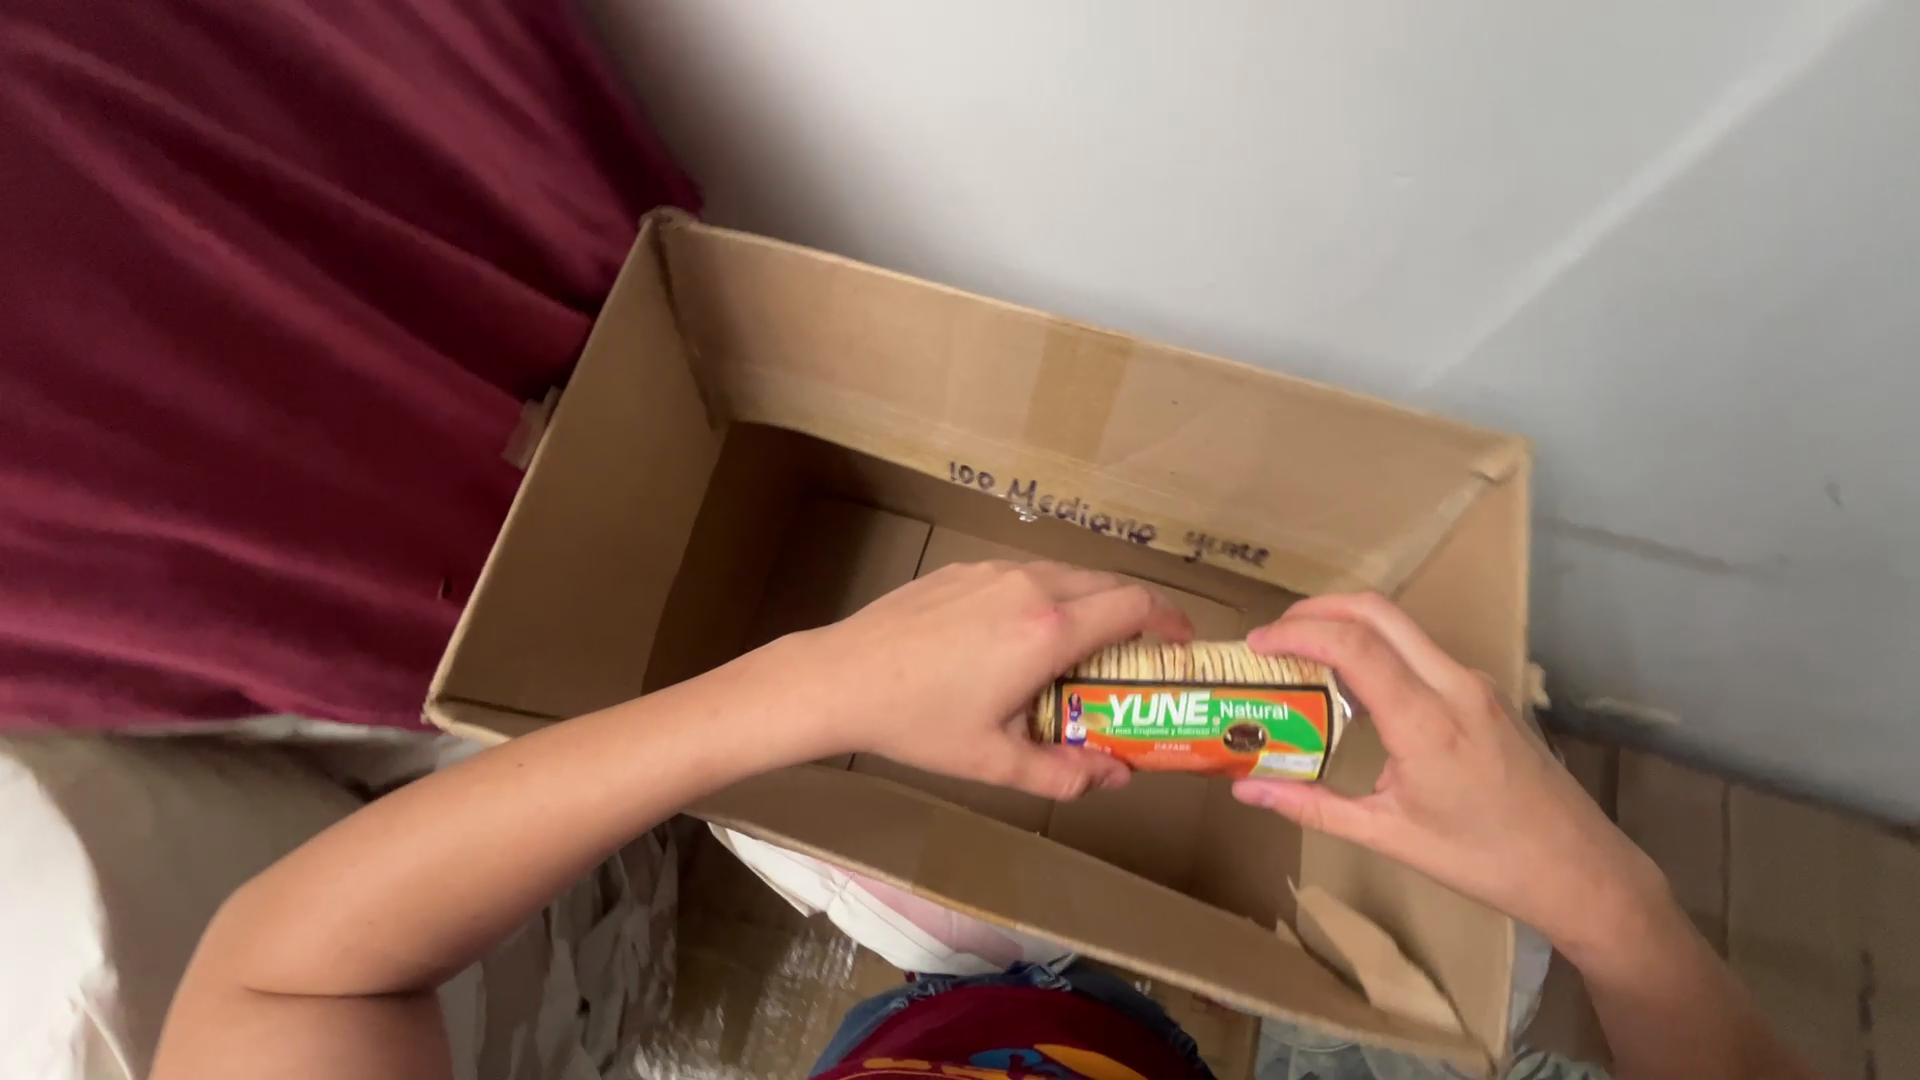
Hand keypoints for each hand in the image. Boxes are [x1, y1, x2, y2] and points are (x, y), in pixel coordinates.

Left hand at [777, 560, 1193, 799]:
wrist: (842, 676)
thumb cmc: (920, 722)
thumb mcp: (995, 760)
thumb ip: (1063, 773)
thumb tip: (1114, 776)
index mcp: (1049, 629)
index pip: (1134, 604)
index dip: (1169, 620)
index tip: (1180, 643)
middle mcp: (1031, 585)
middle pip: (1108, 583)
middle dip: (1134, 613)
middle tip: (1135, 654)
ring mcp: (994, 569)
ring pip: (1066, 574)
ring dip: (1089, 602)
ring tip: (1079, 646)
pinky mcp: (964, 567)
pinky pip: (1026, 573)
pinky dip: (1047, 595)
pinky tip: (1019, 633)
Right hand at [1231, 593, 1666, 952]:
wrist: (1587, 872)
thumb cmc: (1485, 860)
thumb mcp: (1389, 836)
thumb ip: (1311, 806)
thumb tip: (1244, 792)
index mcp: (1428, 724)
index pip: (1355, 647)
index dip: (1298, 633)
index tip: (1257, 644)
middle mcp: (1454, 687)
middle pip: (1376, 612)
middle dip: (1315, 609)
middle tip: (1273, 634)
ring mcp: (1473, 683)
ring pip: (1398, 624)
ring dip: (1344, 624)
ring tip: (1301, 655)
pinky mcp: (1482, 690)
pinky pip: (1416, 648)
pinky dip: (1371, 646)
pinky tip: (1350, 684)